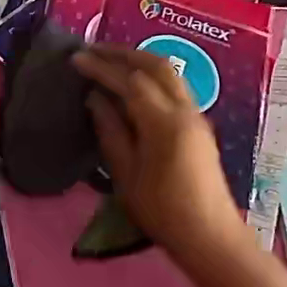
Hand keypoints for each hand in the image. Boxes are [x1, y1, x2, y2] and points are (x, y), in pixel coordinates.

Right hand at [73, 45, 253, 265]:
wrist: (209, 235)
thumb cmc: (162, 211)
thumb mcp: (126, 174)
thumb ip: (111, 131)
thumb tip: (96, 98)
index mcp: (164, 123)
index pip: (131, 81)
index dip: (102, 67)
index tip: (76, 58)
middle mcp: (185, 110)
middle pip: (156, 65)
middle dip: (123, 53)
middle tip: (93, 51)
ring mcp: (196, 116)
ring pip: (169, 73)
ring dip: (139, 61)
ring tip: (110, 62)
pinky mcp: (199, 125)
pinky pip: (174, 87)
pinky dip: (151, 76)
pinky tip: (133, 84)